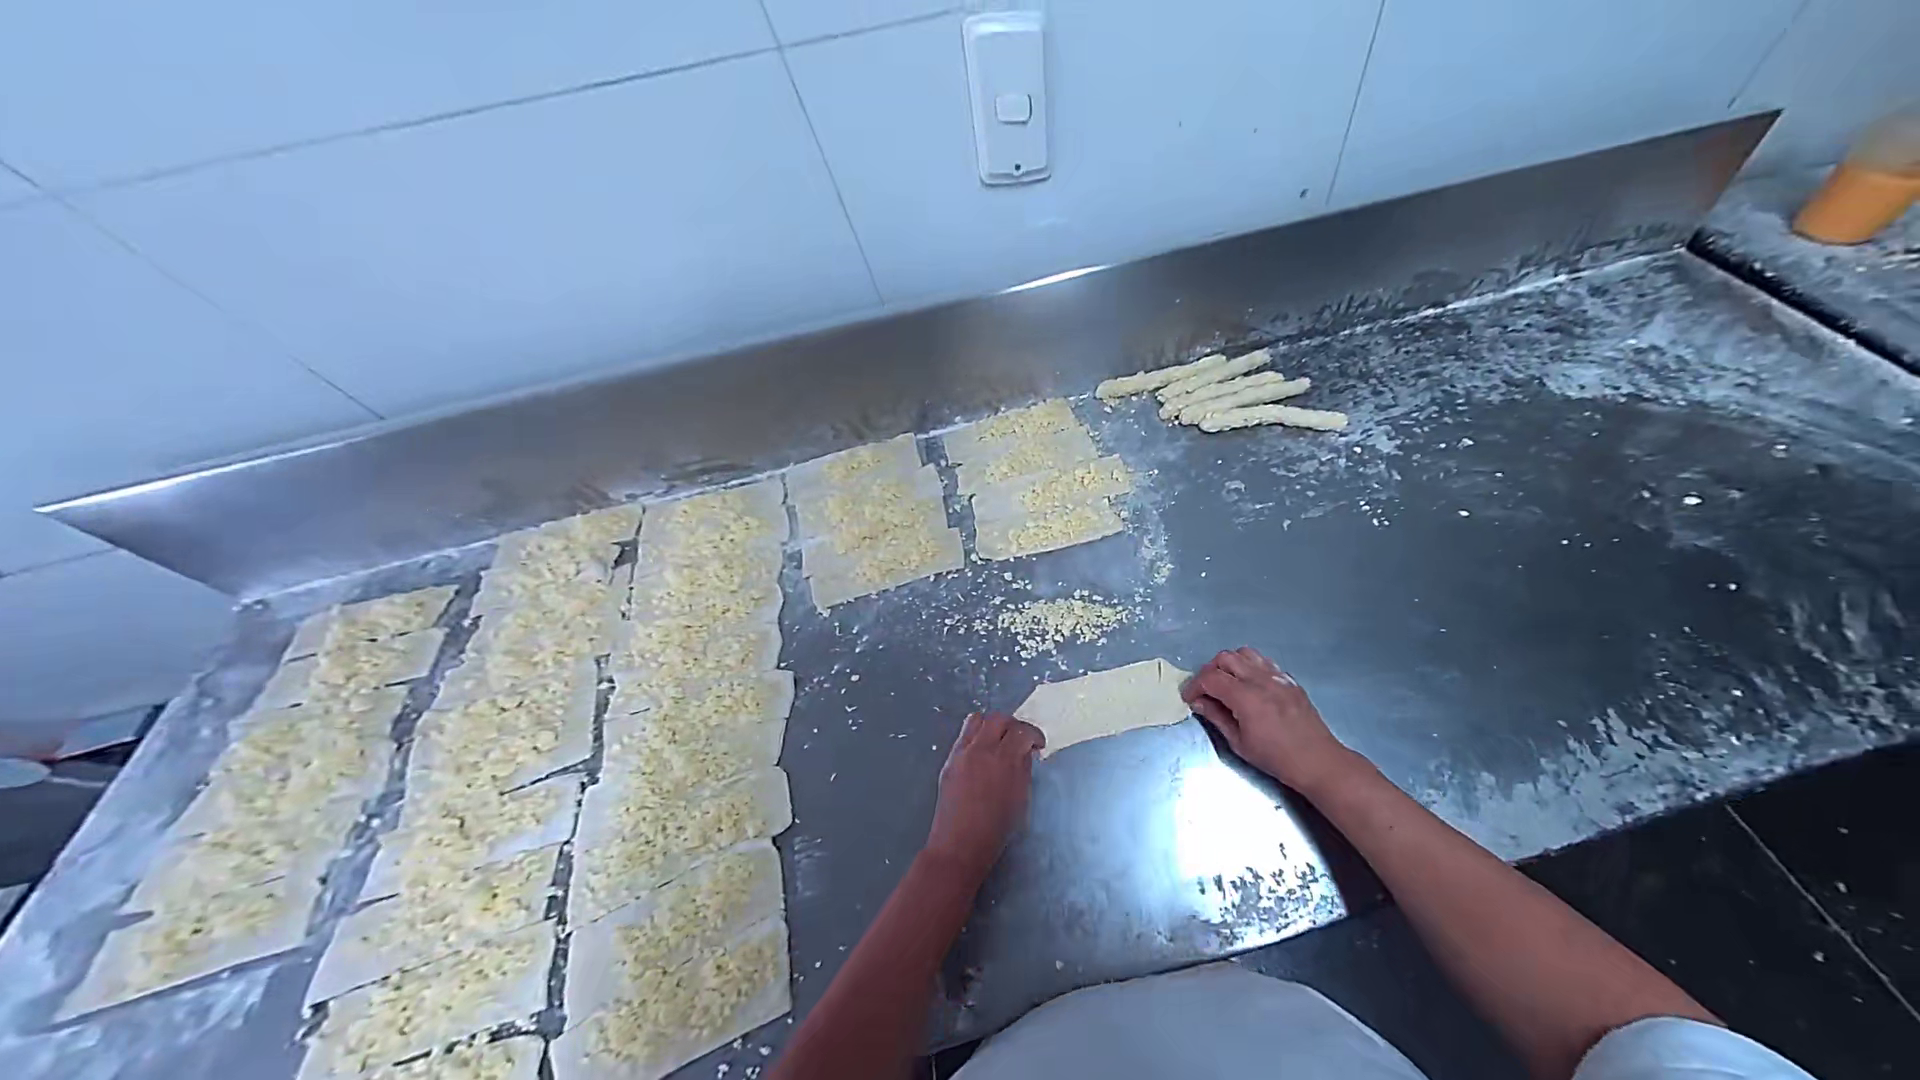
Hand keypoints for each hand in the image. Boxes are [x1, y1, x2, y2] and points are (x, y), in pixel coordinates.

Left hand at [925, 711, 1044, 879]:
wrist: (960, 845)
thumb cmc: (996, 830)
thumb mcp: (1021, 799)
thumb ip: (1023, 769)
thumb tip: (1024, 752)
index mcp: (1004, 761)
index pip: (1022, 731)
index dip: (1034, 735)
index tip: (1037, 745)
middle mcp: (981, 750)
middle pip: (999, 719)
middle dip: (1014, 725)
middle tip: (1020, 740)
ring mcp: (961, 753)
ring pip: (977, 719)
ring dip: (992, 725)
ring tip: (998, 740)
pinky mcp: (949, 760)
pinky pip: (963, 735)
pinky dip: (976, 736)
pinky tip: (982, 752)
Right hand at [1182, 648, 1361, 794]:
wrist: (1318, 761)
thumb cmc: (1276, 758)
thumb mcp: (1239, 742)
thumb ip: (1216, 716)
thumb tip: (1198, 702)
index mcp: (1246, 697)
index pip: (1210, 678)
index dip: (1194, 686)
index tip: (1190, 698)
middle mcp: (1261, 680)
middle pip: (1225, 658)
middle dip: (1209, 671)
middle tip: (1206, 690)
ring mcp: (1278, 677)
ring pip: (1244, 653)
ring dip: (1230, 664)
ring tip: (1227, 683)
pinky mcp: (1289, 679)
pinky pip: (1263, 661)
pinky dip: (1249, 667)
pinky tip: (1249, 685)